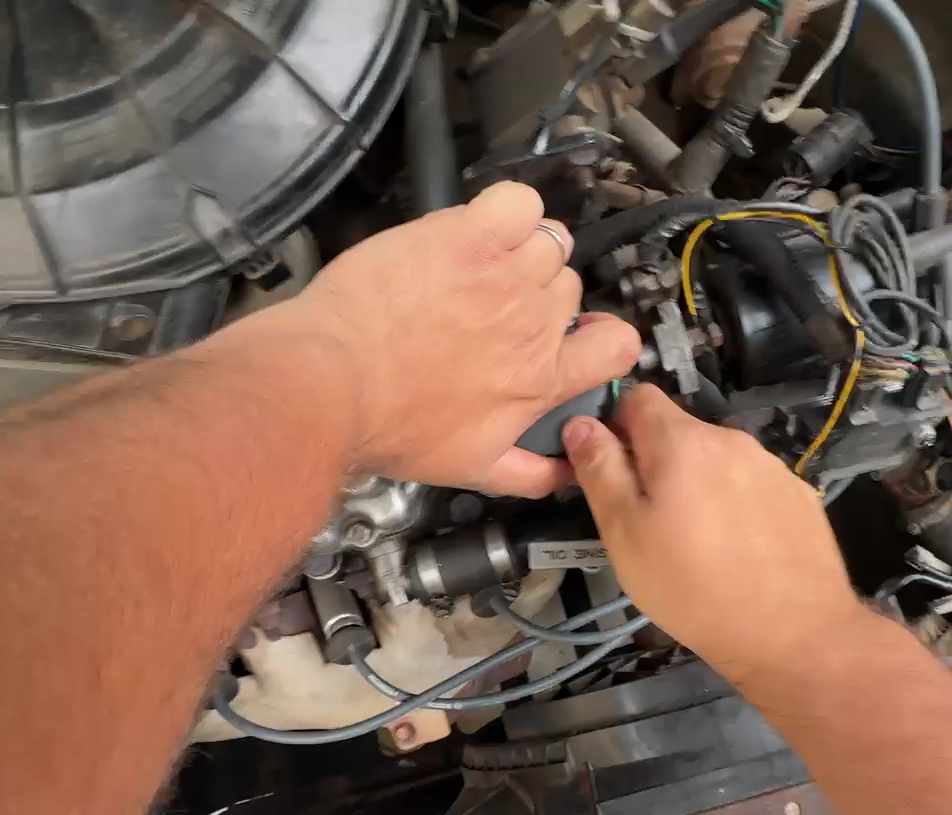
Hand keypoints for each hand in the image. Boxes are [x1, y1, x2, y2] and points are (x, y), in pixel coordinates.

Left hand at [289, 182, 639, 495]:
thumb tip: (566, 473)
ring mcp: (504, 273)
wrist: (333, 385)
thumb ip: (532, 475)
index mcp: (540, 378)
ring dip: (525, 252)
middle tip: (495, 310)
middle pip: (571, 289)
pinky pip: (519, 202)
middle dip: (541, 297)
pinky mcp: (466, 235)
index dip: (604, 339)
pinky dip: (509, 211)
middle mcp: (534, 322)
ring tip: (483, 269)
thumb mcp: (473, 471)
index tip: (578, 338)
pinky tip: (480, 231)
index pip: (618, 346)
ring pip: (551, 242)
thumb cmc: (394, 427)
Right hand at [563, 385, 867, 672]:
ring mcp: (772, 466)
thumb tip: (580, 422)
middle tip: (650, 522)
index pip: (638, 397)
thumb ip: (600, 470)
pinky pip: (752, 486)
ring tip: (698, 542)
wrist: (791, 632)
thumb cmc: (690, 584)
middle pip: (680, 432)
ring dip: (699, 484)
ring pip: (717, 461)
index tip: (612, 470)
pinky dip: (736, 504)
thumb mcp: (623, 532)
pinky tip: (739, 550)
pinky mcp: (799, 496)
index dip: (616, 425)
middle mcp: (731, 439)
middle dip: (658, 463)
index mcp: (682, 440)